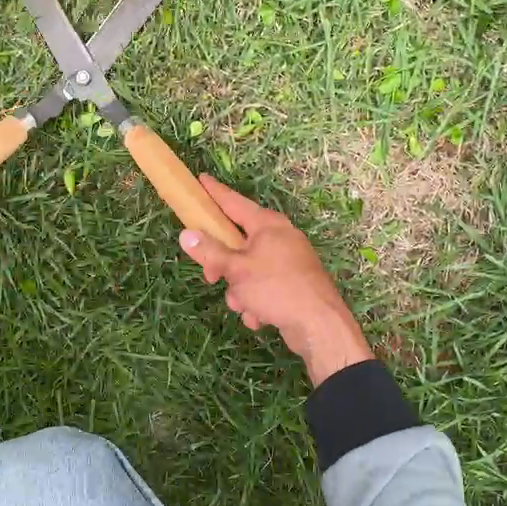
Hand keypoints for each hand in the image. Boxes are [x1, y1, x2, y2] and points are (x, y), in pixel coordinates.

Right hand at [177, 174, 373, 385]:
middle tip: (210, 277)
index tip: (201, 180)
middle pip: (238, 241)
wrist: (320, 325)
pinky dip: (256, 300)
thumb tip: (186, 234)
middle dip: (222, 264)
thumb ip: (210, 252)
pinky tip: (258, 316)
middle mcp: (280, 237)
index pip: (233, 202)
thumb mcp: (236, 269)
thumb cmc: (276, 288)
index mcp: (267, 224)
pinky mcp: (294, 283)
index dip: (214, 192)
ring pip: (249, 269)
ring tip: (242, 305)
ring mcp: (289, 260)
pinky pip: (264, 286)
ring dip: (239, 289)